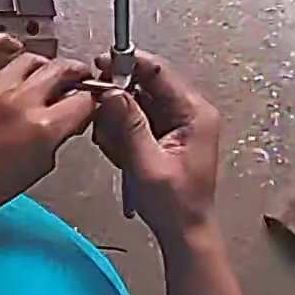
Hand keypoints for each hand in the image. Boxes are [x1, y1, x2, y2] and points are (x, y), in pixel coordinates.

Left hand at [0, 33, 97, 225]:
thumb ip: (62, 133)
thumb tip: (76, 112)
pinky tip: (12, 46)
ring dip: (44, 64)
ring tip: (44, 72)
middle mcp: (20, 102)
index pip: (82, 100)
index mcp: (43, 127)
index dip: (90, 99)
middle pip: (61, 70)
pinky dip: (3, 41)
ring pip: (31, 57)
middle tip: (75, 78)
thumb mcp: (43, 163)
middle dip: (75, 74)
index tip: (88, 97)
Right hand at [91, 51, 222, 243]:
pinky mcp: (162, 130)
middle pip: (143, 83)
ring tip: (115, 146)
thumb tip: (111, 91)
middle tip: (100, 114)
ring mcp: (175, 121)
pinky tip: (119, 150)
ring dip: (116, 118)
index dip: (129, 63)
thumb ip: (129, 125)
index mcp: (194, 114)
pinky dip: (119, 129)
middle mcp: (188, 111)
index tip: (101, 63)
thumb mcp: (147, 164)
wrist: (184, 232)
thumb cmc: (174, 204)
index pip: (160, 72)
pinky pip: (133, 116)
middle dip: (117, 98)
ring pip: (134, 99)